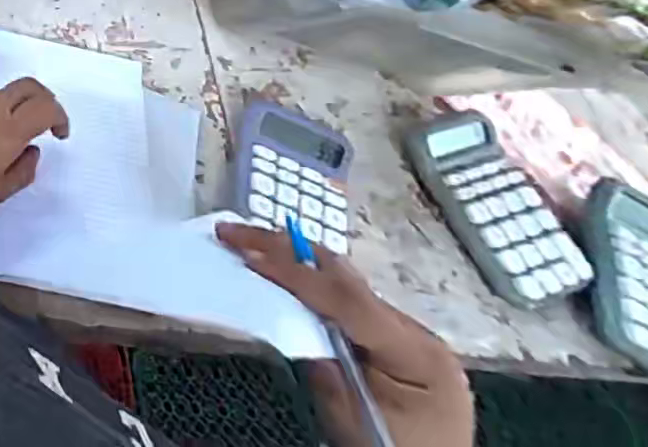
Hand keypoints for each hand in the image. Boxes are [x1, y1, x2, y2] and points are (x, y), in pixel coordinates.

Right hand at [217, 223, 474, 446]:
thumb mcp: (346, 415)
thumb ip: (316, 358)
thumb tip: (278, 307)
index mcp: (415, 354)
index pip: (344, 298)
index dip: (291, 272)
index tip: (246, 255)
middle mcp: (415, 331)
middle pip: (341, 275)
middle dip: (283, 248)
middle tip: (232, 232)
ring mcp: (406, 331)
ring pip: (340, 278)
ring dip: (290, 257)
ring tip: (246, 241)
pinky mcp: (390, 334)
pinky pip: (342, 295)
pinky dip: (305, 277)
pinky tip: (277, 267)